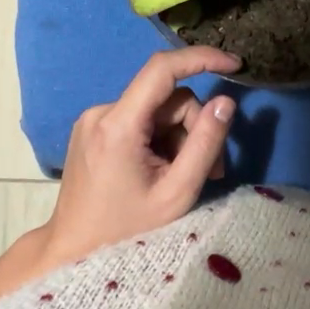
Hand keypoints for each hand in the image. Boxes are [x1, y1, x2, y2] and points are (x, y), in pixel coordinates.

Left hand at [39, 46, 241, 268]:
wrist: (74, 250)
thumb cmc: (128, 229)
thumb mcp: (178, 192)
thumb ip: (205, 144)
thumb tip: (226, 102)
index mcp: (118, 125)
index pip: (162, 69)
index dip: (202, 58)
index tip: (235, 65)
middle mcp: (101, 112)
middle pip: (167, 99)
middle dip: (195, 128)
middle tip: (212, 170)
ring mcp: (94, 120)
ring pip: (157, 111)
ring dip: (180, 138)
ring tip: (186, 177)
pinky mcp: (93, 129)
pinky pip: (141, 120)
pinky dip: (161, 140)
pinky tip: (163, 170)